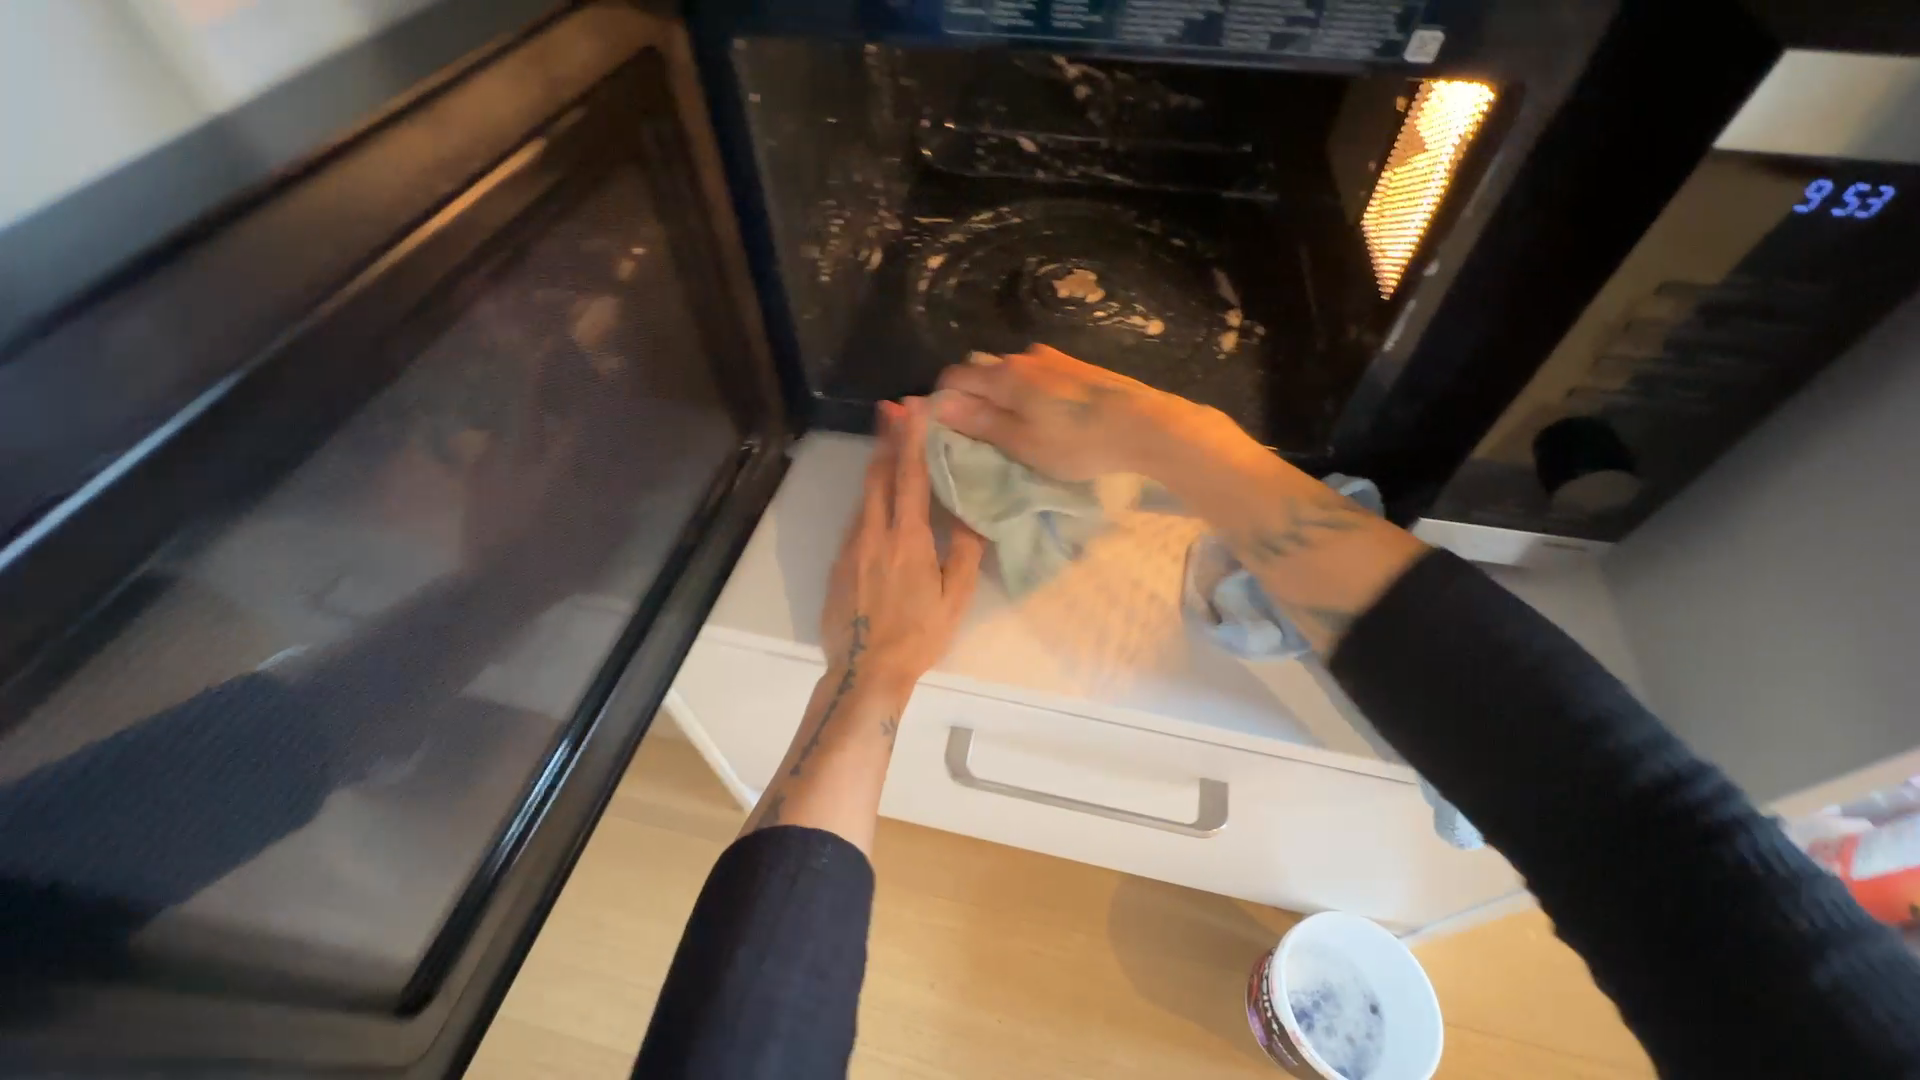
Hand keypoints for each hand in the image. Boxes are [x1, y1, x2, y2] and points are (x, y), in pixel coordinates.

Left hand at [821, 397, 985, 700]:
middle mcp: (874, 534)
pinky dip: (868, 500)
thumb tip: (974, 512)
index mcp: (907, 539)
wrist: (865, 670)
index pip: (910, 477)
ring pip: (863, 497)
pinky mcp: (838, 564)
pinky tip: (877, 501)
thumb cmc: (920, 636)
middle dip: (885, 439)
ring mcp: (850, 548)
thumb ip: (965, 551)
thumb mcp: (955, 597)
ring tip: (886, 444)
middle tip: (890, 409)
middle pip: (877, 476)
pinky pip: (856, 521)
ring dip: (875, 467)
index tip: (912, 408)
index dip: (911, 439)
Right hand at [932, 344, 1225, 480]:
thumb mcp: (1020, 443)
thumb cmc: (1076, 442)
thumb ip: (979, 421)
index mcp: (1003, 376)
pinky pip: (1036, 373)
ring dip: (1003, 393)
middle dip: (973, 395)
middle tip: (983, 433)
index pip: (953, 377)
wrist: (1144, 425)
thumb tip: (937, 404)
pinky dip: (1028, 391)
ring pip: (1011, 370)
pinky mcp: (1076, 366)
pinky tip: (1046, 414)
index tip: (949, 430)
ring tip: (1016, 425)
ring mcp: (1052, 358)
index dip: (943, 401)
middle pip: (981, 369)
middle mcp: (1022, 357)